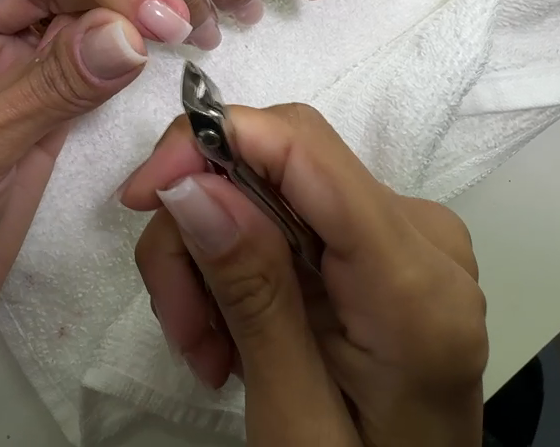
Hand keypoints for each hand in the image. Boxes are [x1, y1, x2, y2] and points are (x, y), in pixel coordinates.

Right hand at [120, 105, 487, 445]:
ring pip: (265, 187)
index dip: (212, 140)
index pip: (305, 147)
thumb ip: (253, 298)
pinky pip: (282, 213)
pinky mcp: (378, 238)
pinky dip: (240, 263)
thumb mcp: (296, 423)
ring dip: (211, 259)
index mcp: (414, 282)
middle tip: (177, 323)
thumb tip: (192, 185)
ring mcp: (402, 231)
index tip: (140, 196)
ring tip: (205, 350)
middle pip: (273, 166)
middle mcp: (419, 232)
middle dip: (200, 228)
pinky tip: (235, 334)